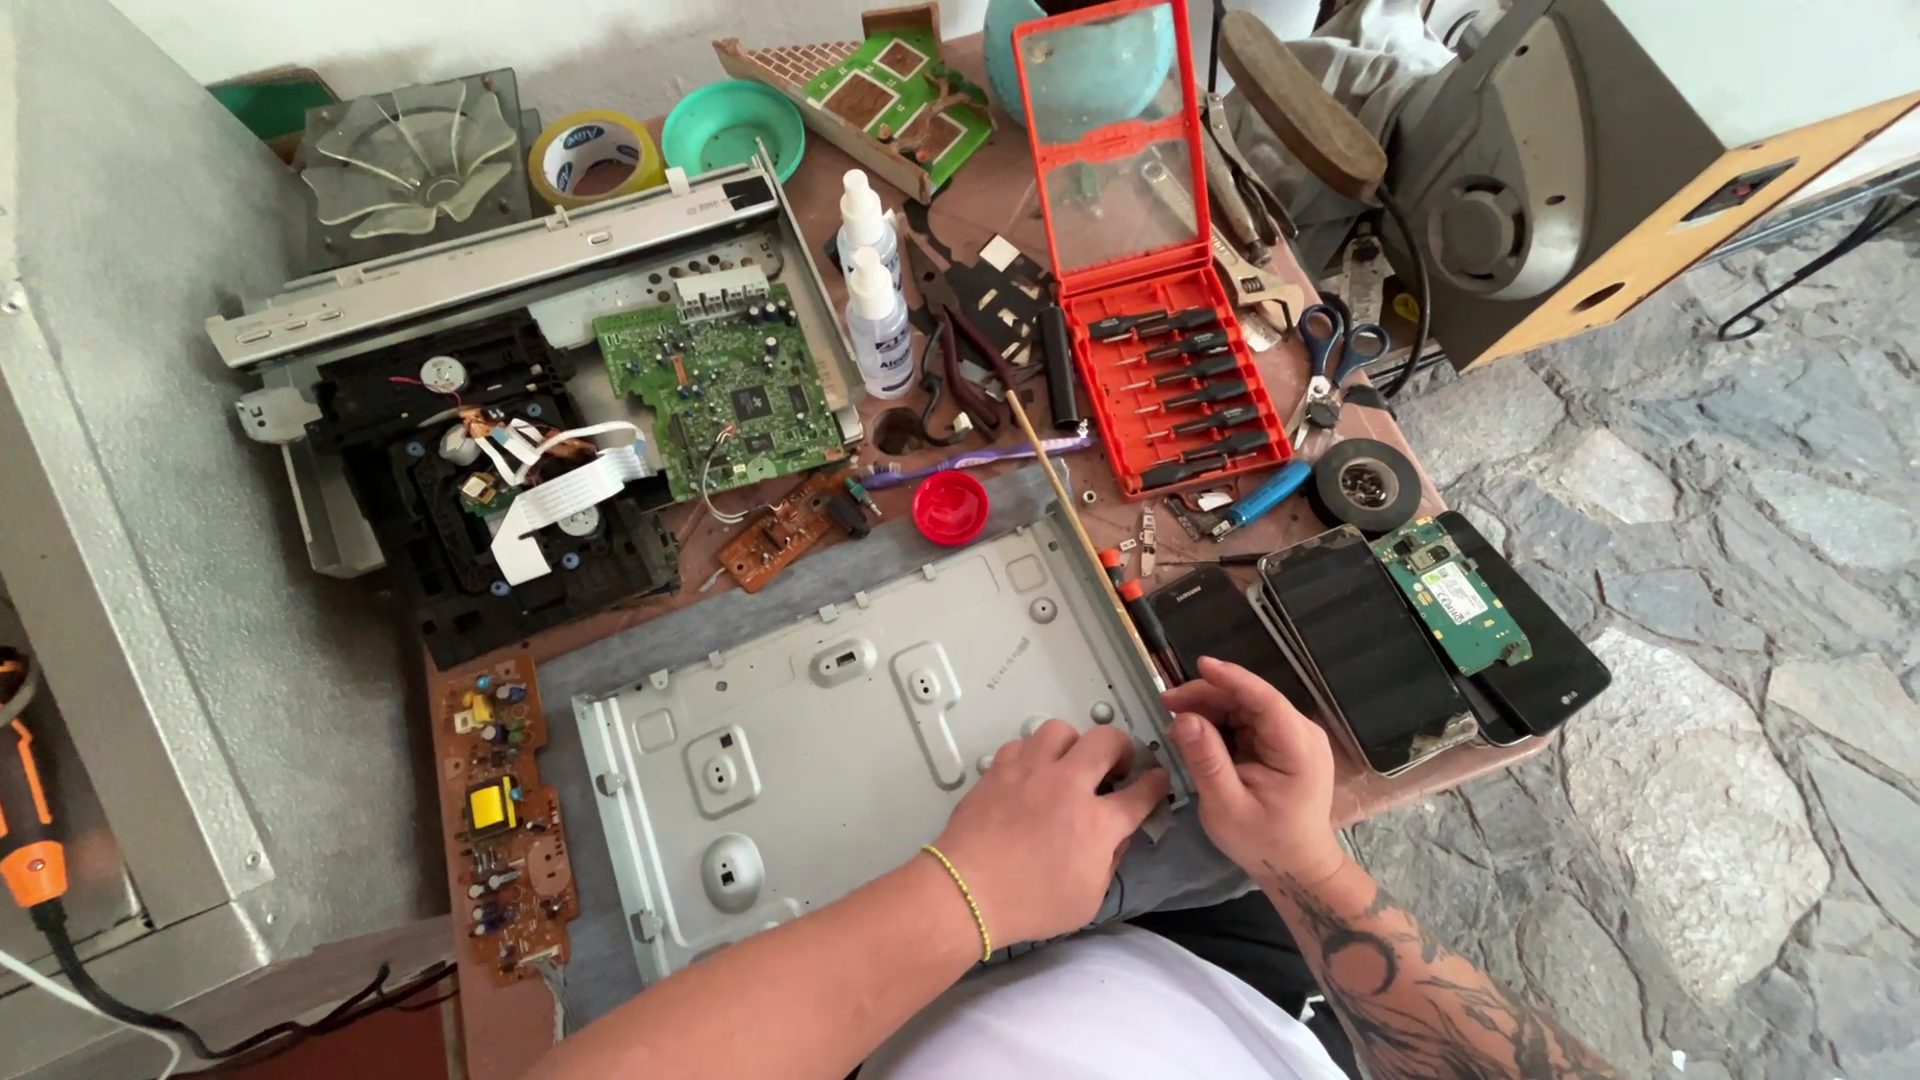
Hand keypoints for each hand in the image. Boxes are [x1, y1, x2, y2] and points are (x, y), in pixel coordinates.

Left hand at [931, 720, 1169, 946]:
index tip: (1156, 780)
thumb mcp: (1088, 899)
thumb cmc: (1031, 903)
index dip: (1155, 784)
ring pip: (1062, 729)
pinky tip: (1030, 775)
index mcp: (1096, 822)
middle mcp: (1067, 785)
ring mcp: (1031, 770)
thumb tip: (1117, 835)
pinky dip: (1032, 755)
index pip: (1140, 792)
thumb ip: (1110, 860)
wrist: (968, 889)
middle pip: (1107, 741)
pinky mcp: (1000, 767)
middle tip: (1115, 766)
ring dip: (1073, 744)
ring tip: (1069, 764)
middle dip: (1122, 747)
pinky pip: (1022, 744)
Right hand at [1162, 656, 1344, 886]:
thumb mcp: (1226, 805)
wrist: (1295, 869)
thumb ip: (1206, 760)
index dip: (1232, 679)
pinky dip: (1217, 722)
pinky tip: (1195, 734)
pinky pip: (1245, 719)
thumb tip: (1184, 718)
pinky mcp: (1281, 742)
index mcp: (1298, 749)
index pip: (1265, 700)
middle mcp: (1301, 733)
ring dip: (1208, 708)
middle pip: (1250, 698)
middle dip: (1207, 696)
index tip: (1200, 665)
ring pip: (1244, 705)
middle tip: (1166, 704)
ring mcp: (1293, 736)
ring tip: (1175, 723)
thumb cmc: (1264, 842)